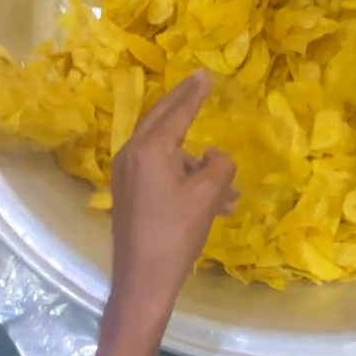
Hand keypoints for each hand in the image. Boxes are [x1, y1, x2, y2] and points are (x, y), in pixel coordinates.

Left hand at [109, 71, 237, 314]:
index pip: (176, 111)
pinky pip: (160, 175)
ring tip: (228, 192)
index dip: (194, 94)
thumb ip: (218, 165)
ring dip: (197, 166)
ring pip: (166, 156)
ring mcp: (126, 177)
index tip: (205, 76)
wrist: (143, 280)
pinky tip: (212, 204)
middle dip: (184, 107)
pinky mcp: (128, 196)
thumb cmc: (175, 235)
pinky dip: (184, 181)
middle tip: (199, 86)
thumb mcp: (207, 196)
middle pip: (161, 121)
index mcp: (148, 149)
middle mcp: (131, 156)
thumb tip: (213, 156)